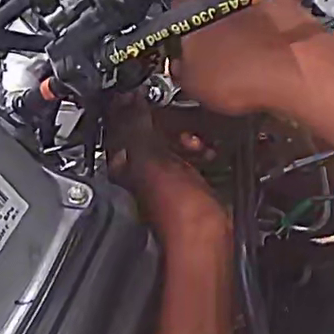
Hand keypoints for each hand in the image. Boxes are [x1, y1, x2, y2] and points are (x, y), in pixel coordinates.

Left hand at [107, 98, 228, 249]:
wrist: (209, 242)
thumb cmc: (180, 214)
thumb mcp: (152, 159)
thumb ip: (138, 127)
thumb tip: (129, 100)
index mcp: (125, 167)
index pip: (123, 125)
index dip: (135, 106)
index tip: (149, 92)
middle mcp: (142, 175)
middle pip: (151, 133)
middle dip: (168, 122)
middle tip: (180, 122)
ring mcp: (167, 182)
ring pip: (173, 144)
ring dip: (187, 136)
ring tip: (197, 142)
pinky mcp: (191, 188)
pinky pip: (193, 158)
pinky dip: (200, 151)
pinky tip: (208, 154)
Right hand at [175, 0, 333, 116]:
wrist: (298, 71)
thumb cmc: (247, 72)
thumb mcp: (193, 83)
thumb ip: (181, 71)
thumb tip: (182, 71)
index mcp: (193, 0)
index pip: (174, 13)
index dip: (177, 38)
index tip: (183, 56)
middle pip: (211, 9)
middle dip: (212, 33)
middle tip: (214, 64)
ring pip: (241, 13)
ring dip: (241, 33)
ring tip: (244, 66)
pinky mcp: (290, 4)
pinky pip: (269, 21)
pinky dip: (268, 37)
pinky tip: (268, 62)